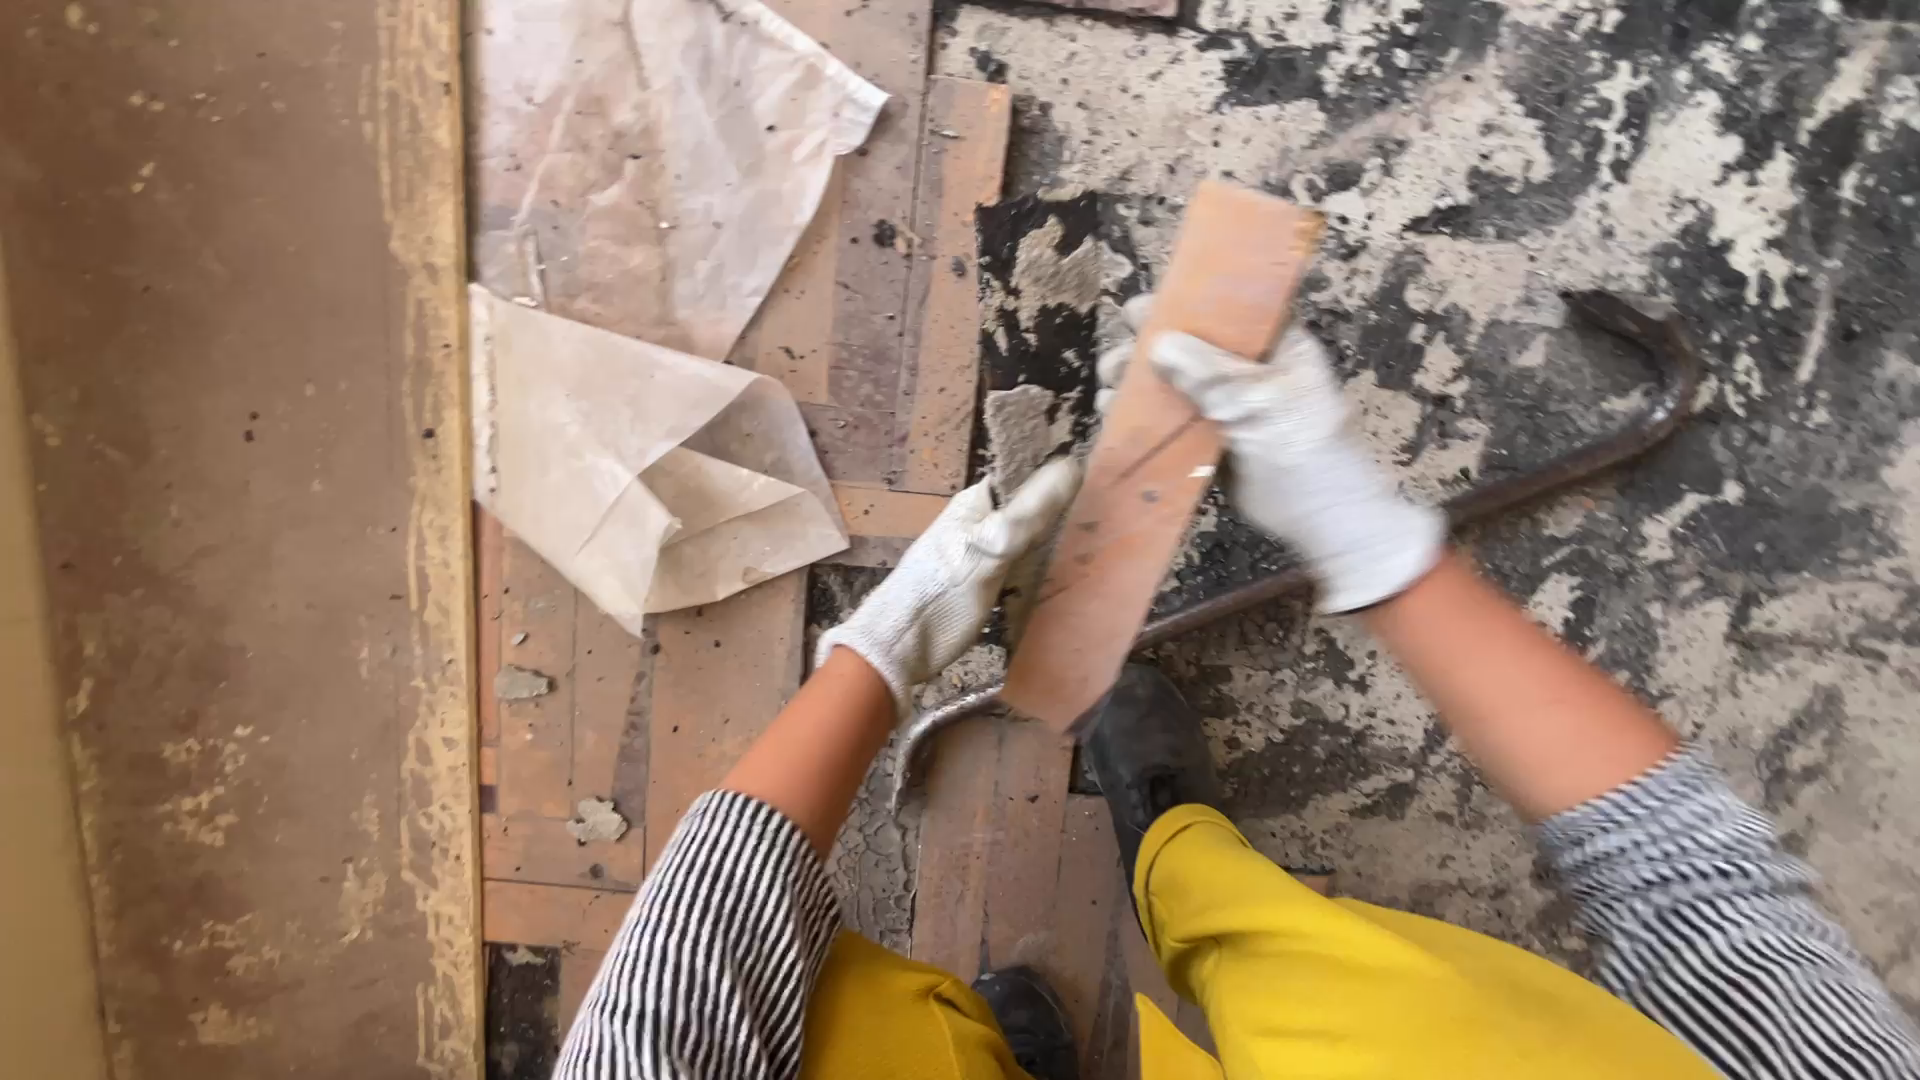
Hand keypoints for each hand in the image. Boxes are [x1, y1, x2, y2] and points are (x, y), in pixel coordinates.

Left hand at [815, 458, 1079, 715]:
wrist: (898, 649)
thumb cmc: (940, 595)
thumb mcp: (989, 551)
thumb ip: (1028, 513)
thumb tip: (1071, 467)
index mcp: (975, 501)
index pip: (1024, 471)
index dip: (1058, 474)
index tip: (1097, 484)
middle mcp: (978, 519)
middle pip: (1029, 506)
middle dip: (1060, 513)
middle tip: (1100, 523)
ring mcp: (980, 551)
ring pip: (1027, 537)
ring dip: (1051, 543)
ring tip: (1092, 546)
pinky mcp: (983, 581)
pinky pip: (1020, 565)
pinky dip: (1038, 568)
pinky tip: (1060, 574)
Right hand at [1097, 295, 1442, 611]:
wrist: (1318, 517)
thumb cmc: (1302, 450)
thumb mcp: (1260, 402)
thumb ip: (1211, 373)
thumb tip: (1159, 344)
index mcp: (1274, 344)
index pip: (1226, 308)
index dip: (1184, 303)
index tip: (1140, 309)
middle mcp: (1247, 368)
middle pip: (1189, 344)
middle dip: (1147, 347)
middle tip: (1117, 359)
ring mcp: (1226, 404)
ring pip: (1173, 382)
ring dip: (1137, 381)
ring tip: (1109, 386)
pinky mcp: (1208, 438)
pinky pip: (1170, 419)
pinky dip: (1142, 415)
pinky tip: (1113, 413)